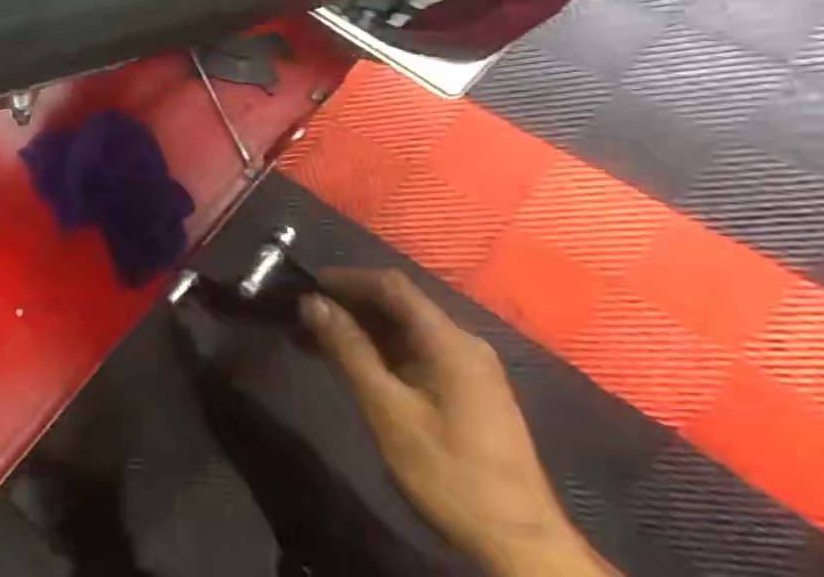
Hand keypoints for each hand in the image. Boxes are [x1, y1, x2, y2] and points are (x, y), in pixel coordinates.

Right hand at [302, 268, 615, 576]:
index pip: (392, 286)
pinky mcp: (469, 390)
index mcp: (450, 343)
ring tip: (316, 341)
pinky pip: (416, 352)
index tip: (305, 284)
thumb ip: (349, 349)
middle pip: (399, 305)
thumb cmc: (449, 473)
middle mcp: (464, 345)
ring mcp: (470, 368)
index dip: (346, 279)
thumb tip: (312, 302)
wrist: (521, 544)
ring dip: (360, 329)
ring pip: (405, 330)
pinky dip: (380, 350)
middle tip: (302, 316)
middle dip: (348, 305)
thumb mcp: (388, 409)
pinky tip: (352, 365)